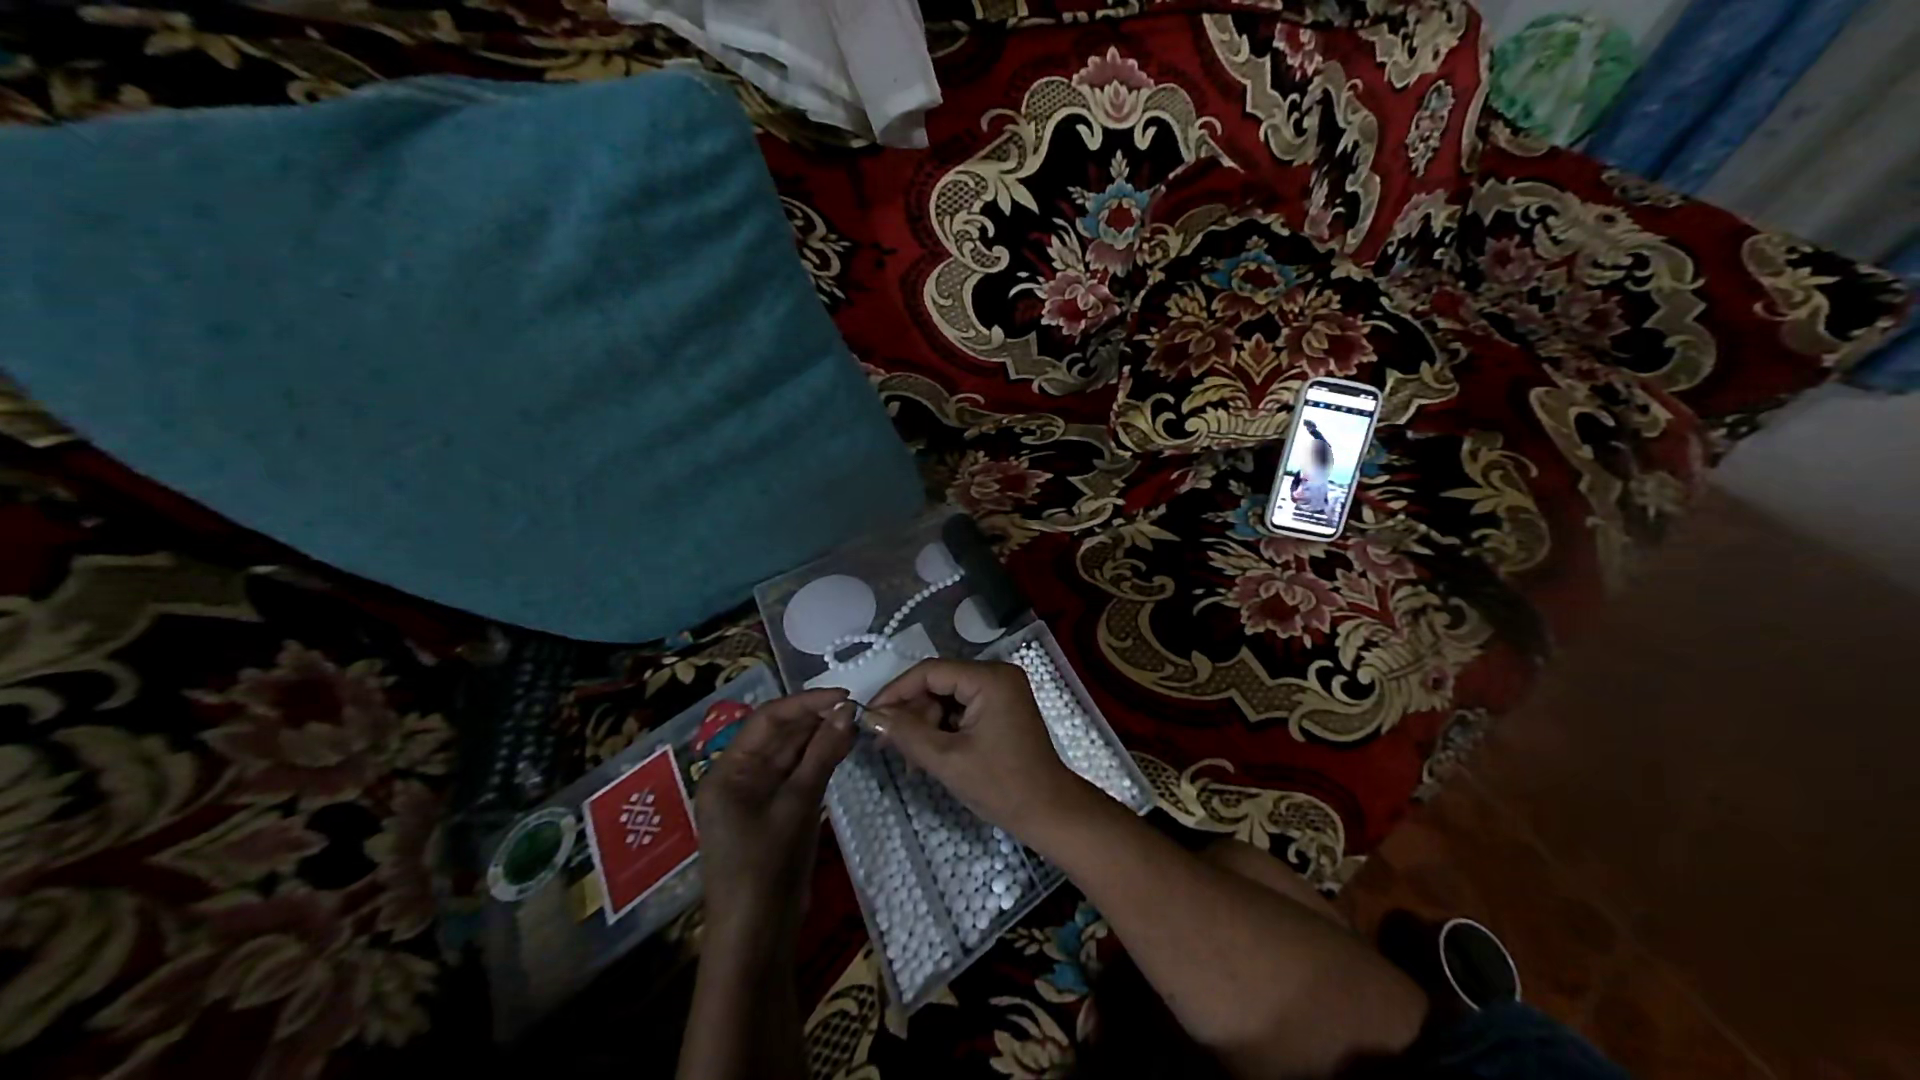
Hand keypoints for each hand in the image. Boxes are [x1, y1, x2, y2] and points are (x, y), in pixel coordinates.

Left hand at [694, 688, 856, 938]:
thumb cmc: (766, 866)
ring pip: (790, 756)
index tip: (843, 696)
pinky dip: (817, 763)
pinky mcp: (773, 814)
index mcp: (727, 771)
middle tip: (855, 710)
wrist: (756, 937)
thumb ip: (822, 754)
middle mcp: (737, 778)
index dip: (805, 703)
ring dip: (819, 740)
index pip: (767, 720)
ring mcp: (755, 797)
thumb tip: (848, 711)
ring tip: (854, 725)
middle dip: (815, 720)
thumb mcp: (797, 805)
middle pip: (778, 736)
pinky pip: (795, 778)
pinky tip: (842, 750)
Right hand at [867, 659, 1087, 836]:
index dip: (895, 692)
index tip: (869, 715)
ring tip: (910, 760)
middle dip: (911, 714)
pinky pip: (961, 710)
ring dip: (925, 726)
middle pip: (938, 685)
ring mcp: (1001, 692)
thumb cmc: (1001, 785)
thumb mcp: (946, 759)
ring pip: (946, 699)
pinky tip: (928, 756)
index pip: (930, 672)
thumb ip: (905, 732)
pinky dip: (942, 731)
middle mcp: (997, 675)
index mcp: (989, 678)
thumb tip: (869, 715)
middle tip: (886, 744)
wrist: (1049, 813)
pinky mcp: (1001, 709)